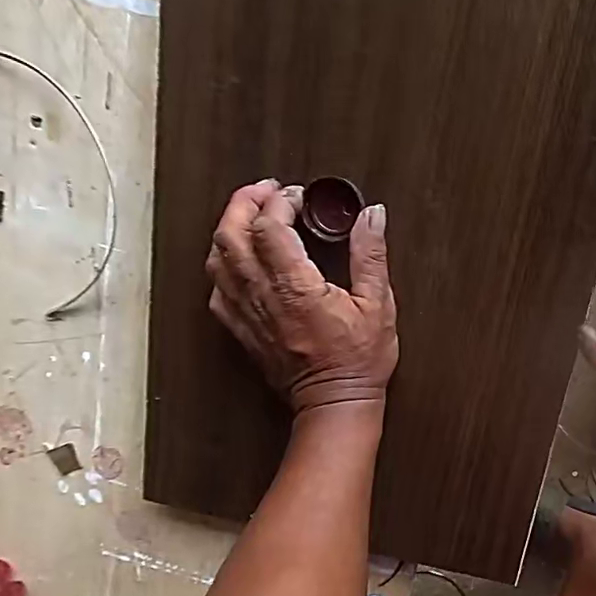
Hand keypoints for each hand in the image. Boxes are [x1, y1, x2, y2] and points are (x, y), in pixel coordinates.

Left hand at [206, 180, 397, 412]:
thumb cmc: (357, 362)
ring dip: (230, 228)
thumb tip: (372, 216)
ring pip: (217, 258)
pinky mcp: (242, 328)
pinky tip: (241, 258)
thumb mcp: (378, 305)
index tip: (299, 196)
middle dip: (244, 202)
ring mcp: (248, 314)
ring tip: (252, 215)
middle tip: (266, 191)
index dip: (281, 200)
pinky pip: (216, 288)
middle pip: (231, 234)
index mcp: (297, 288)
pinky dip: (223, 263)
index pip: (270, 226)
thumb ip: (370, 255)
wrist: (333, 404)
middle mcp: (264, 297)